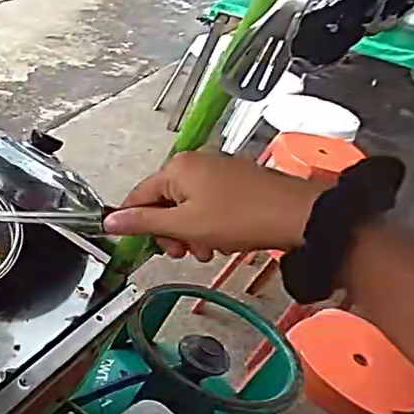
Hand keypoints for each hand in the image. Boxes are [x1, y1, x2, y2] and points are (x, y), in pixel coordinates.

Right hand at [102, 150, 322, 260]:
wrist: (303, 217)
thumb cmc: (245, 217)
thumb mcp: (183, 225)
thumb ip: (142, 223)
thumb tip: (110, 221)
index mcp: (176, 168)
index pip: (137, 197)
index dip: (135, 223)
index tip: (138, 243)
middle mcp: (194, 163)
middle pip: (161, 202)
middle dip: (167, 231)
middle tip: (180, 250)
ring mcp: (216, 171)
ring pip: (184, 206)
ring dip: (188, 232)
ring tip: (204, 247)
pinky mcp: (235, 182)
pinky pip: (205, 203)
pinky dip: (205, 224)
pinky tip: (218, 239)